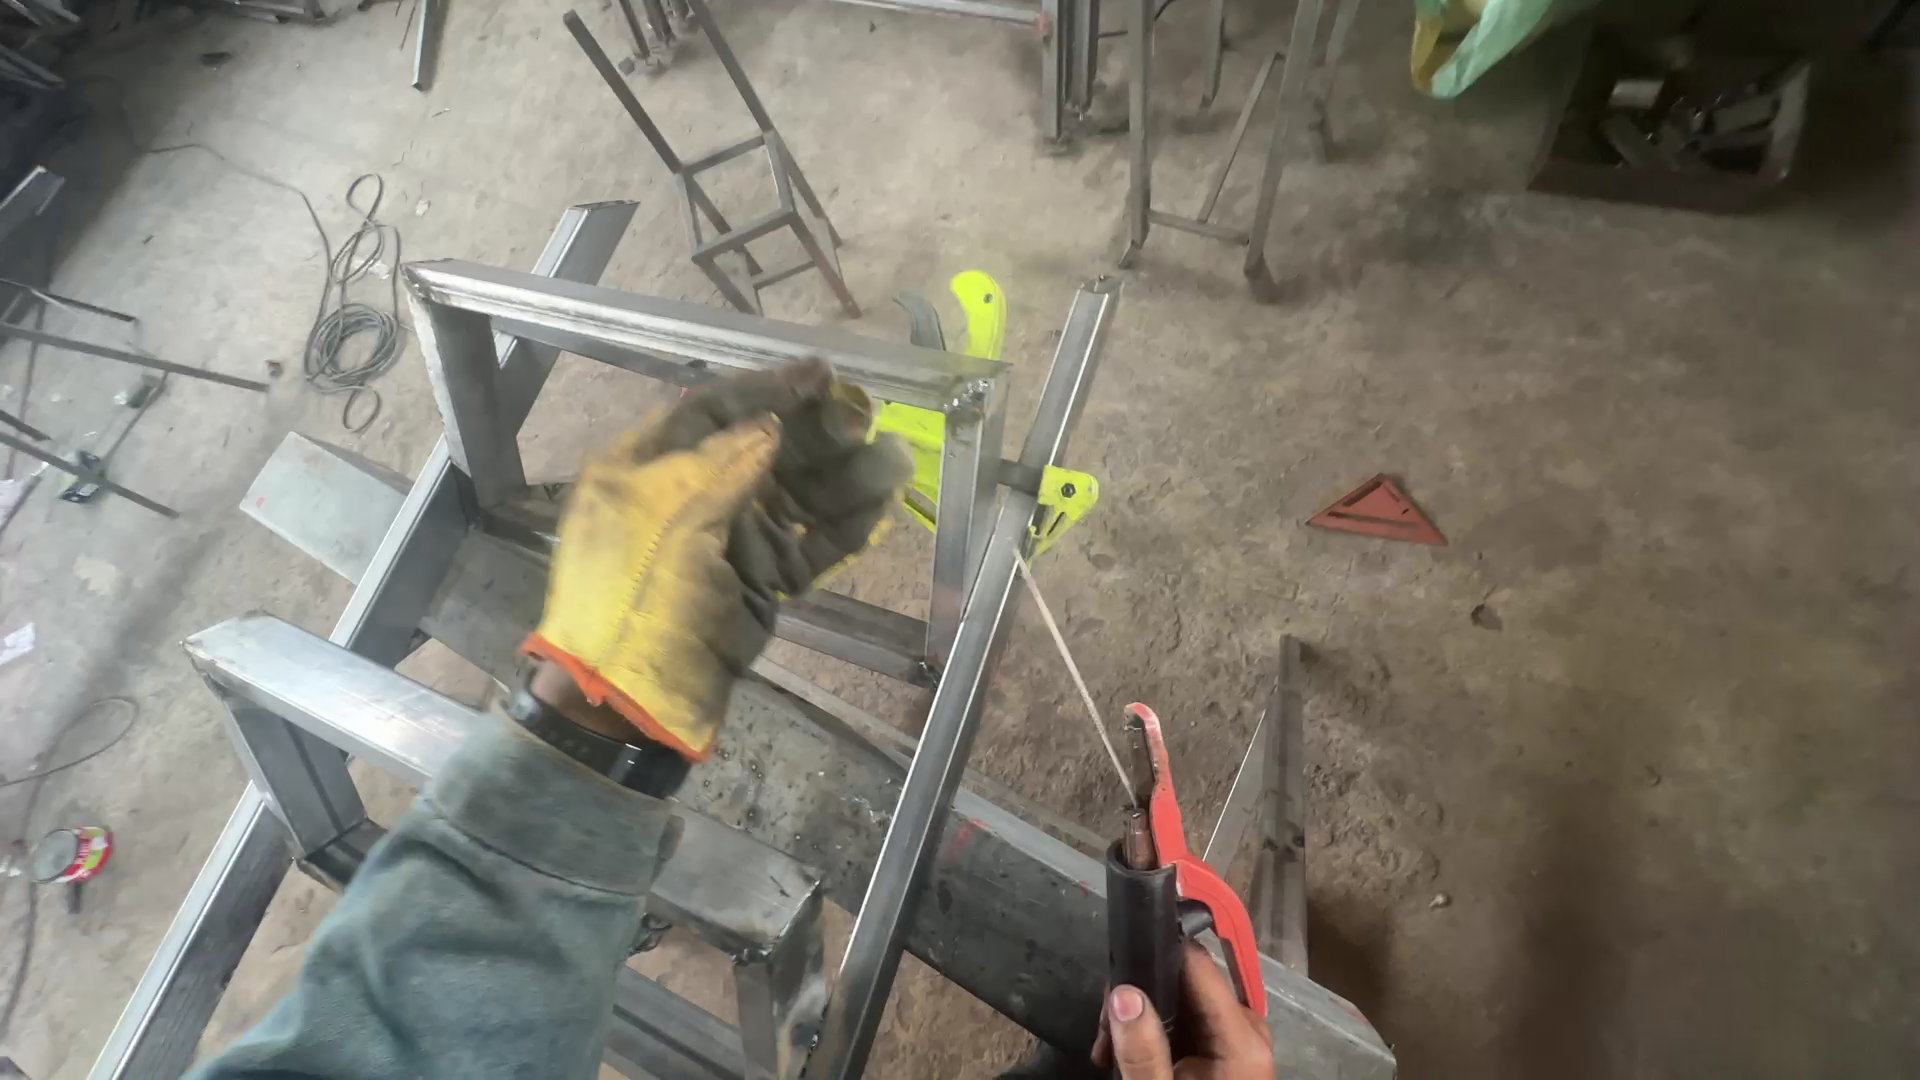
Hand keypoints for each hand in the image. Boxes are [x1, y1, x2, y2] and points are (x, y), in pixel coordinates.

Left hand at [522, 359, 908, 758]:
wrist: (636, 701)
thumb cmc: (638, 599)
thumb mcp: (669, 520)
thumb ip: (722, 465)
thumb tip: (772, 426)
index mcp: (650, 469)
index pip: (713, 410)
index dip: (767, 389)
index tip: (820, 374)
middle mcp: (694, 495)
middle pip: (765, 449)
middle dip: (817, 433)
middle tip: (866, 420)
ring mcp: (732, 538)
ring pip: (797, 496)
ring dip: (845, 478)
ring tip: (895, 460)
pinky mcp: (763, 577)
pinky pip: (811, 544)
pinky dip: (845, 528)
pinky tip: (880, 506)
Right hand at [1095, 944, 1273, 1079]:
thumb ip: (1142, 1052)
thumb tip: (1124, 992)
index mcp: (1241, 1038)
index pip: (1194, 963)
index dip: (1150, 961)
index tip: (1113, 991)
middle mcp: (1249, 1028)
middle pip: (1185, 978)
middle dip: (1139, 996)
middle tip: (1103, 1036)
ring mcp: (1241, 1038)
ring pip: (1181, 997)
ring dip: (1142, 1016)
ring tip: (1109, 1051)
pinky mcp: (1229, 1050)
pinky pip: (1189, 1020)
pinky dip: (1156, 1032)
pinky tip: (1132, 1056)